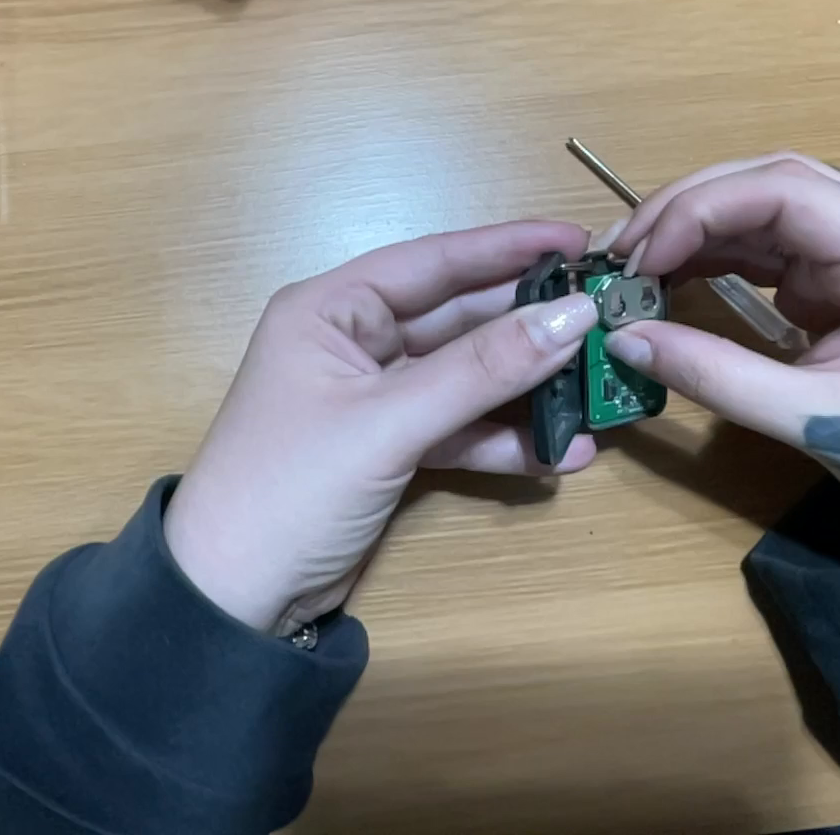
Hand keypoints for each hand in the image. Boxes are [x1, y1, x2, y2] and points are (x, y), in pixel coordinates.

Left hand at [165, 222, 601, 633]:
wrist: (234, 599)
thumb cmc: (293, 486)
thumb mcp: (387, 421)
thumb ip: (481, 369)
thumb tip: (573, 316)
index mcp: (330, 309)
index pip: (431, 261)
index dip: (505, 247)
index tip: (577, 240)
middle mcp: (353, 341)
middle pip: (454, 319)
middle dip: (526, 323)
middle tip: (605, 316)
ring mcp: (373, 397)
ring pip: (462, 377)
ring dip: (524, 389)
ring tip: (597, 391)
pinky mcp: (388, 447)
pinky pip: (455, 428)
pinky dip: (500, 440)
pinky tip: (560, 453)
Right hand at [606, 155, 839, 538]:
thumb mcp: (817, 423)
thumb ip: (717, 377)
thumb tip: (623, 340)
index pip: (789, 192)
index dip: (701, 212)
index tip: (641, 261)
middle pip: (774, 180)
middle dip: (687, 207)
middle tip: (621, 250)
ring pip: (766, 203)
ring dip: (694, 225)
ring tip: (634, 262)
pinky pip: (769, 242)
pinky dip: (712, 251)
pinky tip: (670, 274)